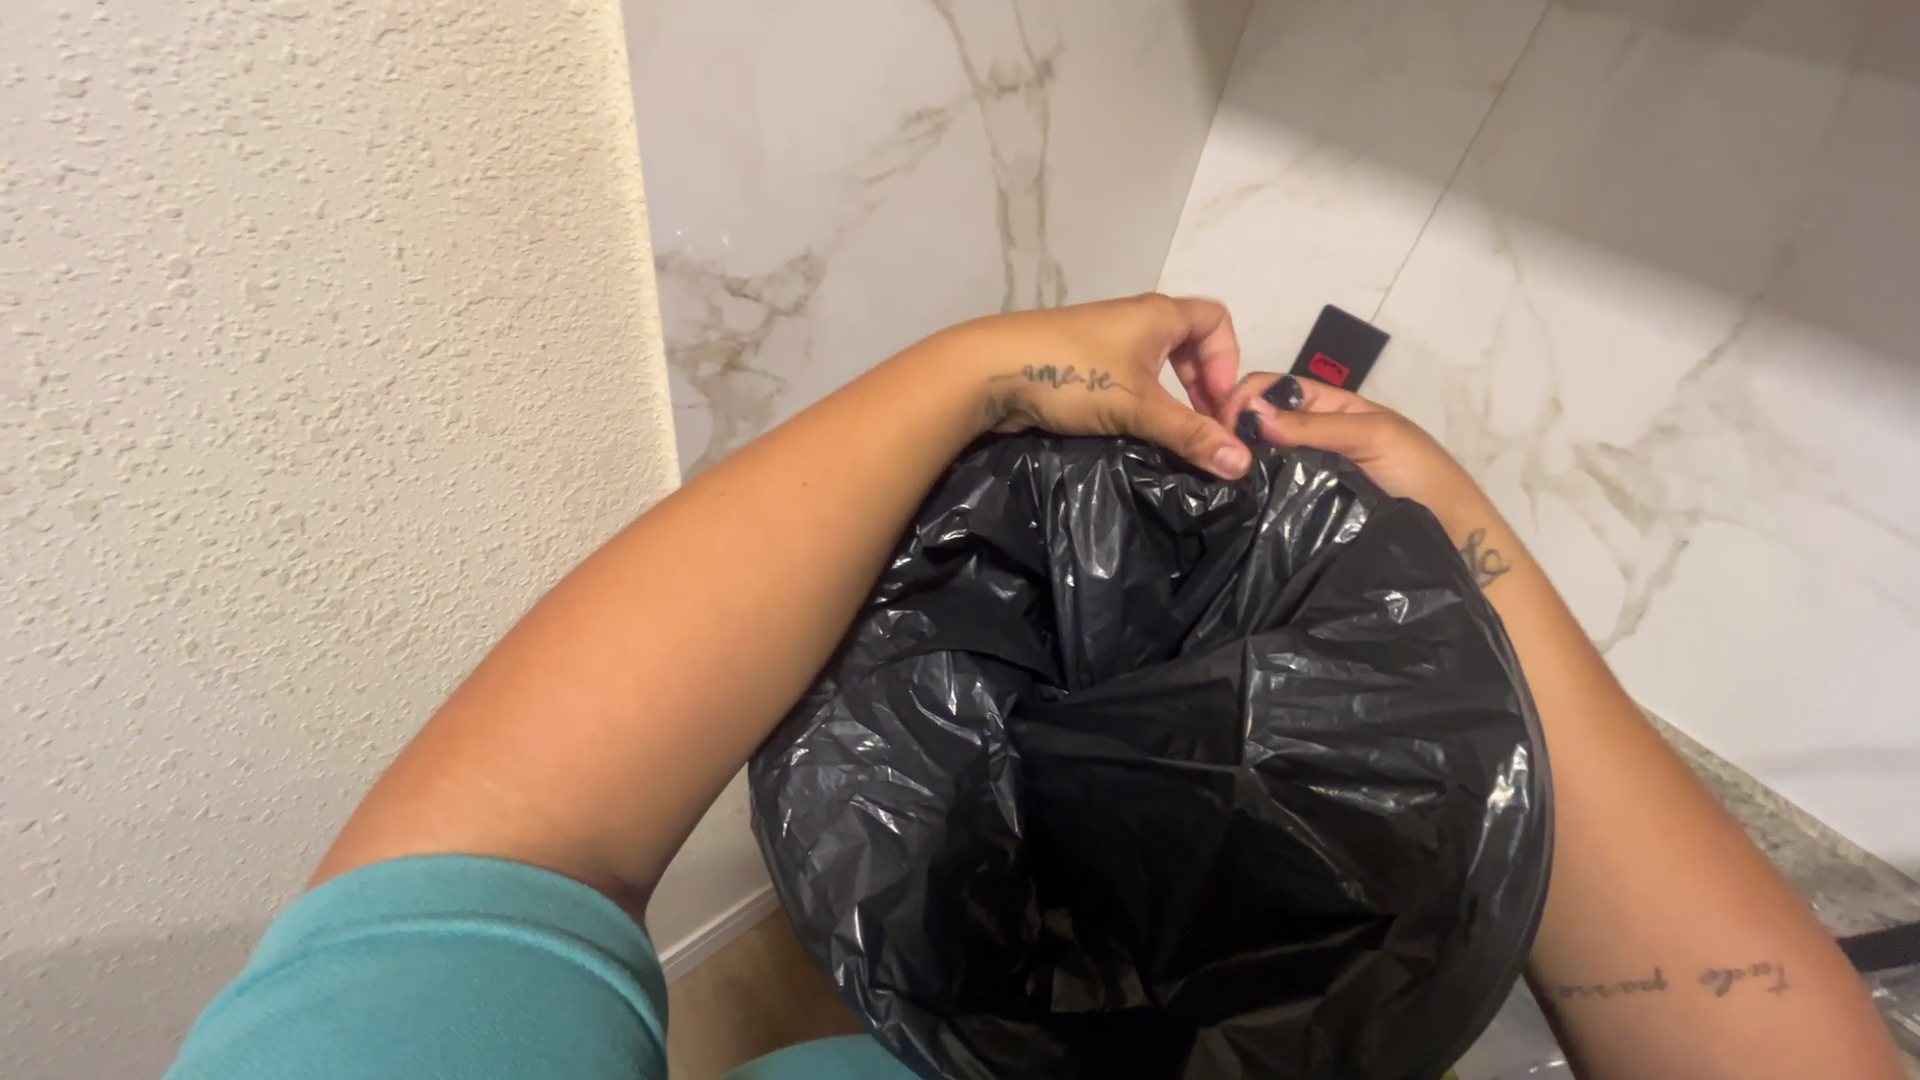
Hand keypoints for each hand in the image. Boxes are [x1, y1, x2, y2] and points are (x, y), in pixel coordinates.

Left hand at [941, 294, 1252, 478]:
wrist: (990, 372)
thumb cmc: (1073, 375)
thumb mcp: (1138, 406)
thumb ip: (1189, 434)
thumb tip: (1242, 464)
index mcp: (1157, 315)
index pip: (1215, 321)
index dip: (1227, 361)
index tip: (1217, 404)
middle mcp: (1133, 322)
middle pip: (1186, 345)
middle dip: (1201, 386)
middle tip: (1201, 428)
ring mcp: (1101, 345)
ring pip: (1152, 368)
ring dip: (1168, 400)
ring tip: (1170, 437)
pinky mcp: (1077, 369)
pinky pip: (1123, 383)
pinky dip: (1137, 406)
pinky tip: (1132, 436)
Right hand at [1216, 372, 1496, 536]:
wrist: (1447, 536)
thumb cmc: (1418, 475)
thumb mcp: (1371, 436)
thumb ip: (1312, 425)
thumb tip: (1249, 413)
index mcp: (1326, 408)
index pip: (1271, 388)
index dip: (1243, 396)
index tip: (1221, 421)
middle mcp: (1304, 437)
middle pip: (1254, 421)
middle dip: (1228, 426)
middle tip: (1211, 449)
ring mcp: (1298, 473)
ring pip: (1252, 456)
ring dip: (1231, 458)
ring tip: (1212, 472)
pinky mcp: (1293, 508)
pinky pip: (1261, 490)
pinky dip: (1241, 487)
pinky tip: (1226, 492)